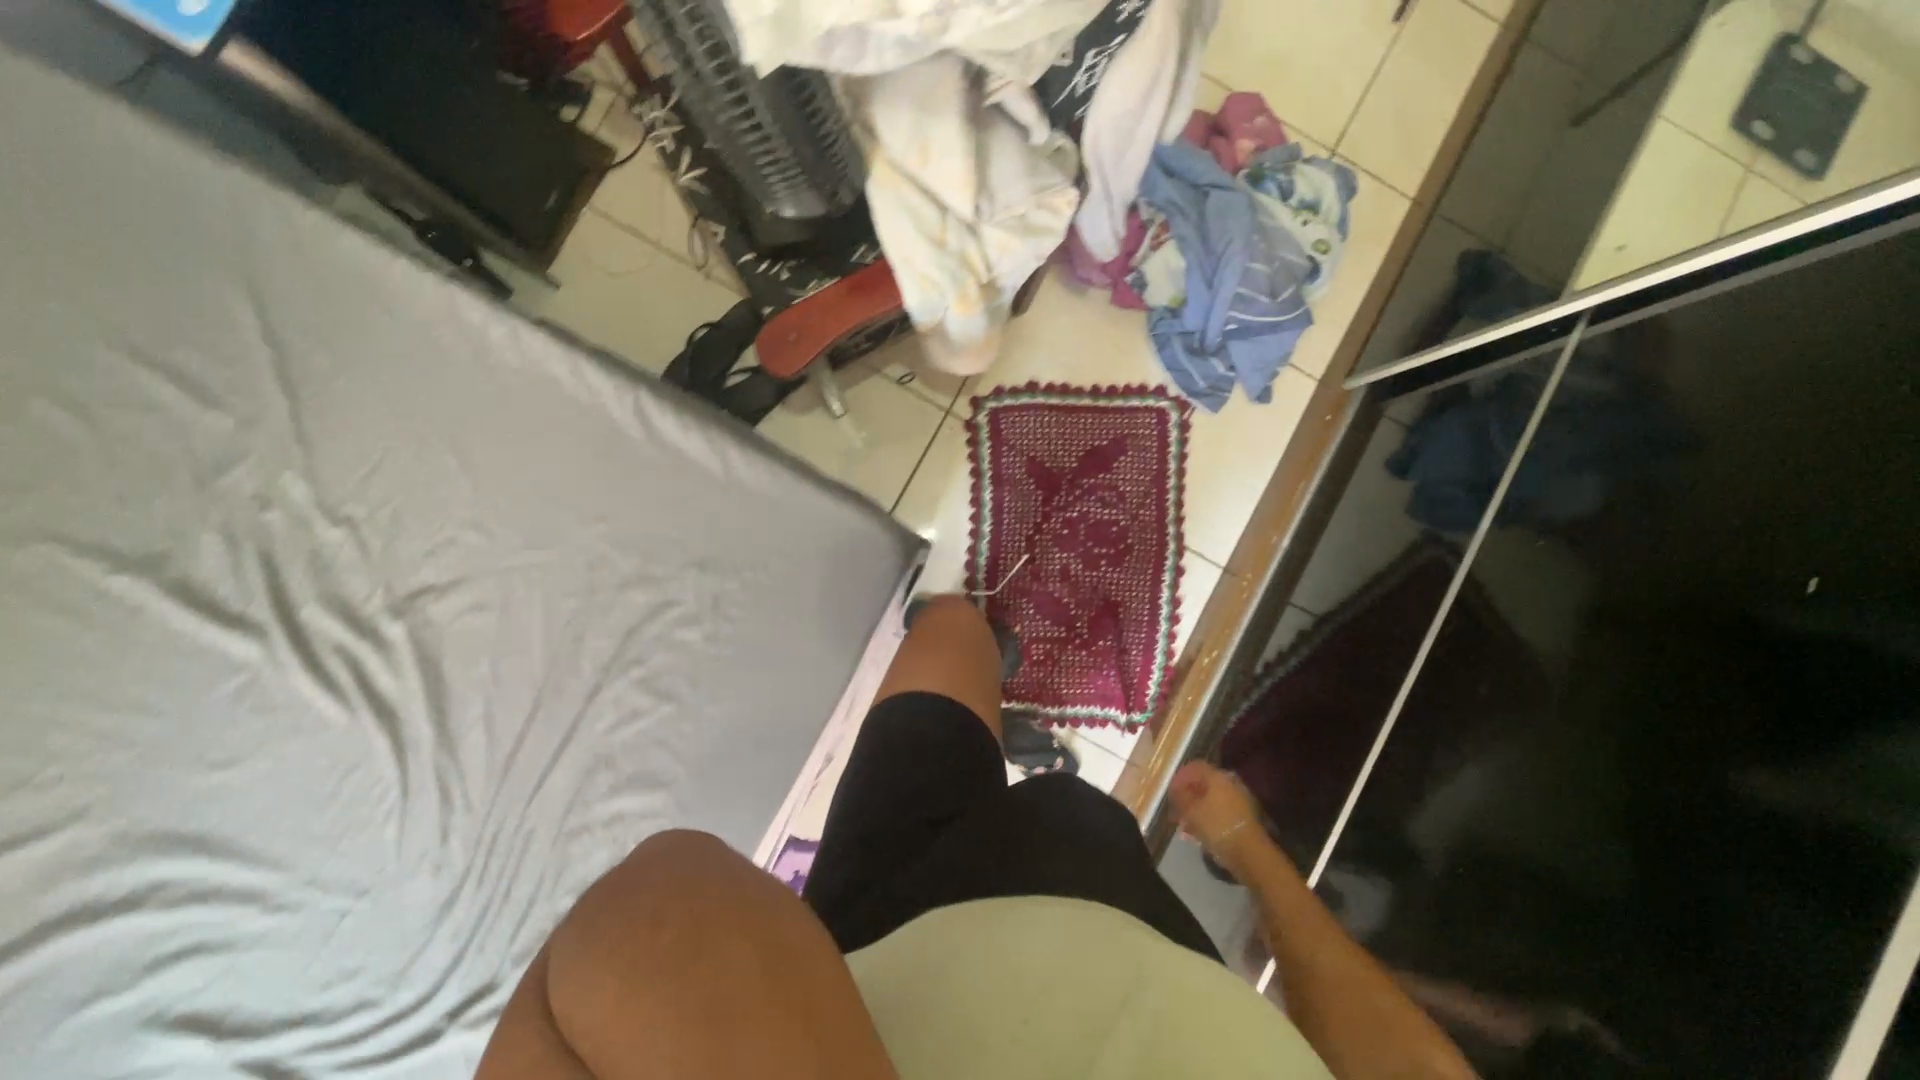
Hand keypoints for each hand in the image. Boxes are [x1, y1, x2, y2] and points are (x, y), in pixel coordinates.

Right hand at [1169, 762, 1269, 875]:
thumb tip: (1175, 790)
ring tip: (1184, 825)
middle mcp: (1230, 783)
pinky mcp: (1243, 816)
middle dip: (1188, 795)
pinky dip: (1208, 818)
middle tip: (1176, 809)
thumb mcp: (1190, 810)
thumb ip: (1180, 797)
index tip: (1171, 790)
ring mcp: (1239, 800)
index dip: (1180, 776)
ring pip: (1212, 799)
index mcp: (1217, 777)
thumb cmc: (1216, 825)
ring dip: (1196, 809)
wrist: (1248, 851)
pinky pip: (1220, 811)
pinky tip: (1198, 832)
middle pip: (1204, 784)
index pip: (1195, 767)